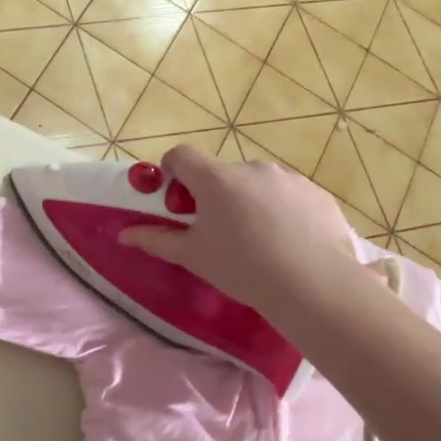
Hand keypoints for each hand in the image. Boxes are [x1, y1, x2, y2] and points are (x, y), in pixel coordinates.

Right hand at [118, 146, 358, 311]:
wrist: (314, 284)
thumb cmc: (242, 268)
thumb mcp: (192, 256)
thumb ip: (156, 239)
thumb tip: (124, 234)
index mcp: (215, 179)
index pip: (181, 155)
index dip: (173, 174)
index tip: (178, 204)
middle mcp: (251, 168)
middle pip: (221, 173)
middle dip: (214, 196)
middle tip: (219, 233)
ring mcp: (288, 178)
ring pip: (257, 184)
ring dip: (250, 203)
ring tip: (259, 243)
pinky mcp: (316, 193)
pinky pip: (289, 196)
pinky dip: (283, 212)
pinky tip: (289, 244)